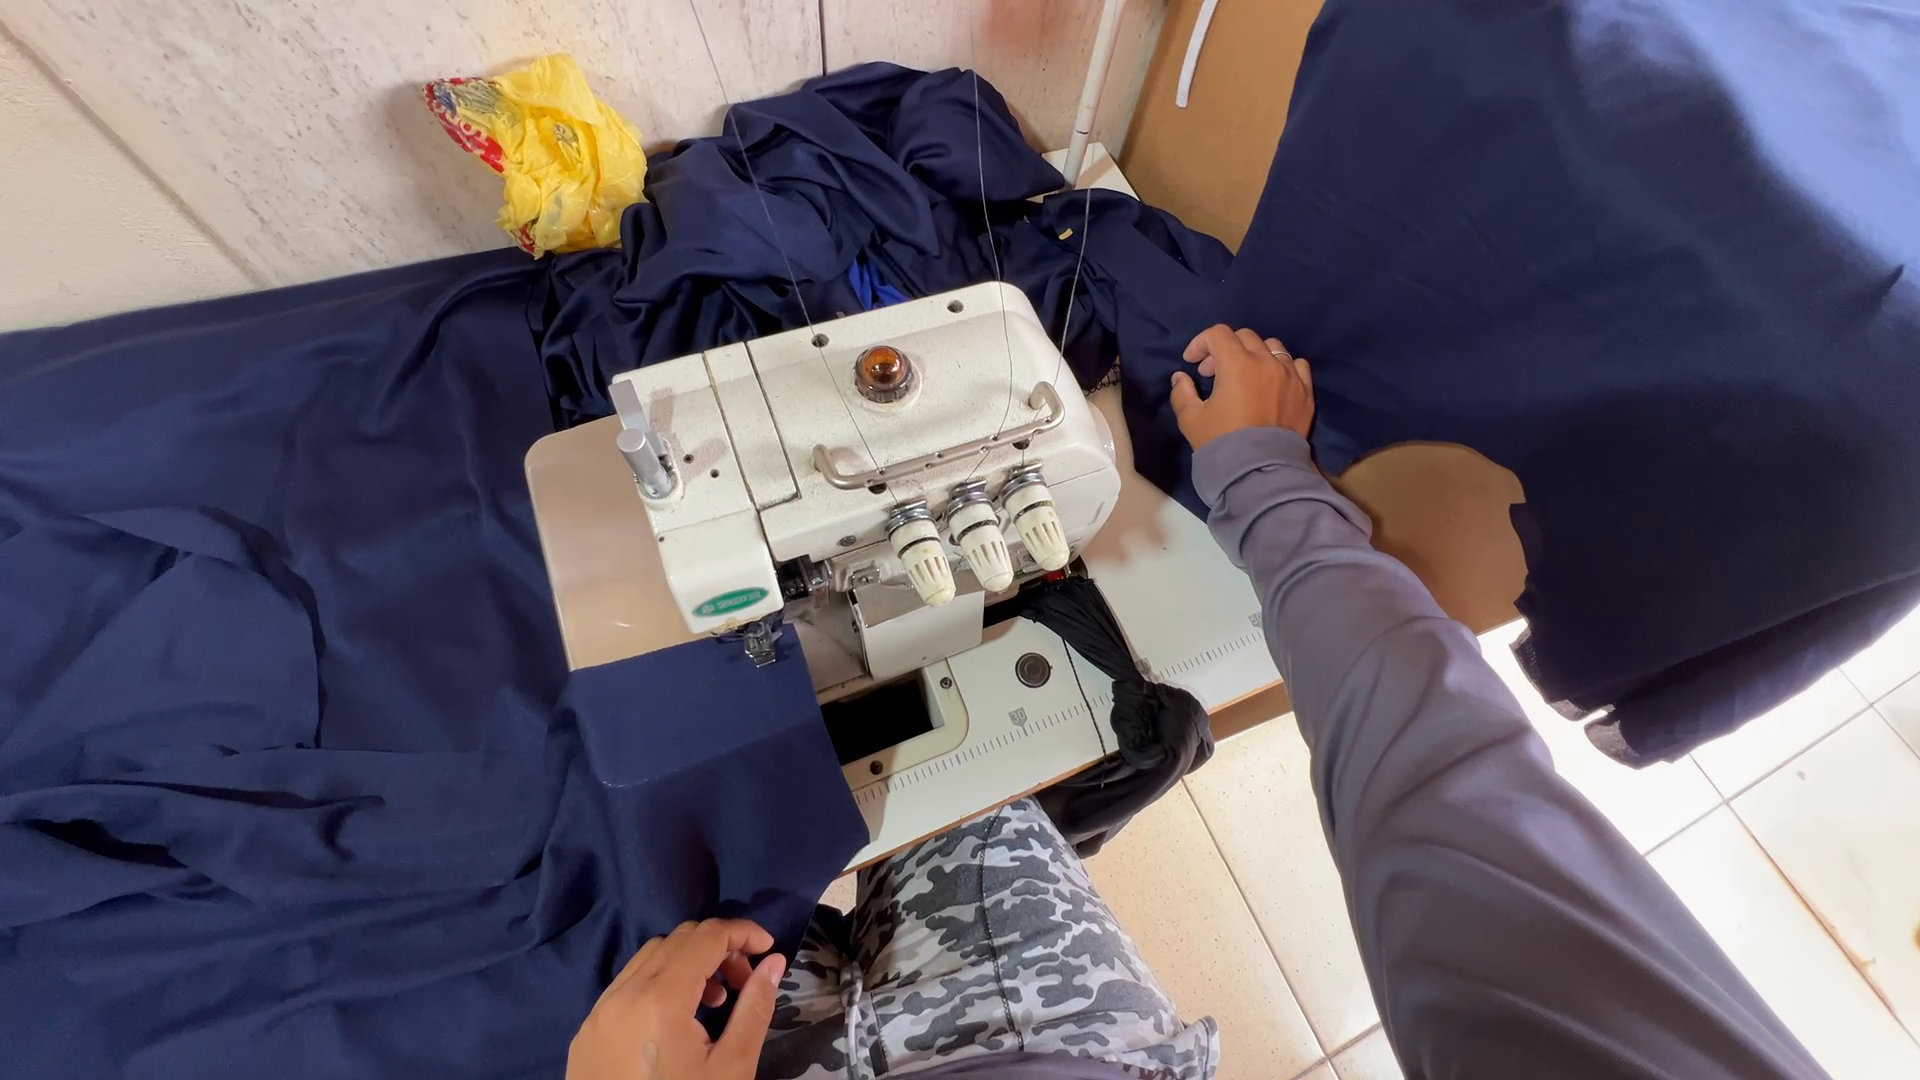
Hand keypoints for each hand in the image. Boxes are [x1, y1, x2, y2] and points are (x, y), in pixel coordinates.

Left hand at [567, 919, 786, 1079]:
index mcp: (661, 998)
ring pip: (652, 955)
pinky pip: (628, 983)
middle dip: (720, 946)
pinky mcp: (585, 1034)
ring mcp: (600, 1013)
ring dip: (690, 961)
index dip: (744, 932)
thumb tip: (774, 962)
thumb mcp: (731, 1070)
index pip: (709, 935)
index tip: (769, 950)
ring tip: (714, 1001)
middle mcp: (625, 993)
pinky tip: (676, 1020)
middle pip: (681, 937)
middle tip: (745, 980)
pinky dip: (660, 981)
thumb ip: (755, 1007)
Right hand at [1169, 325, 1314, 448]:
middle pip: (1244, 337)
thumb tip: (1180, 378)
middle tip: (1212, 373)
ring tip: (1244, 375)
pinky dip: (1281, 366)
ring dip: (1253, 354)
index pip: (1218, 334)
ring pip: (1272, 346)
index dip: (1200, 343)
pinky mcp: (1305, 390)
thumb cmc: (1222, 442)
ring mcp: (1290, 374)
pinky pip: (1296, 364)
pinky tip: (1271, 381)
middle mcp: (1266, 362)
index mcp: (1237, 364)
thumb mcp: (1191, 419)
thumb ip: (1182, 393)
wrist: (1260, 470)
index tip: (1191, 361)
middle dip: (1224, 349)